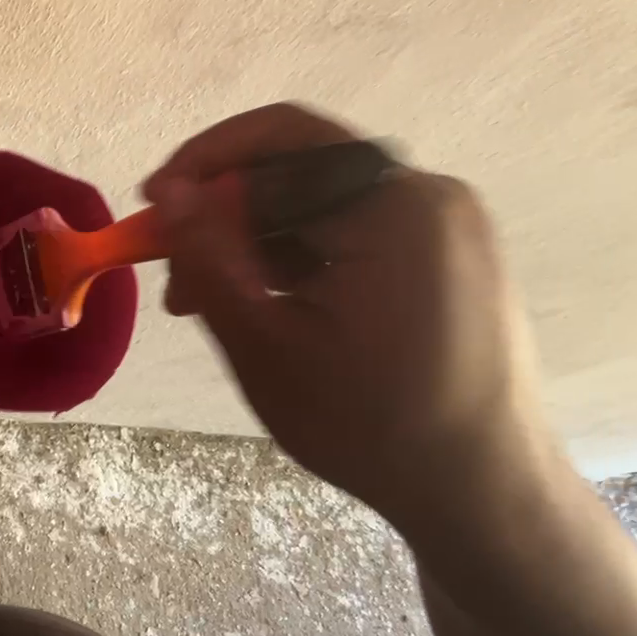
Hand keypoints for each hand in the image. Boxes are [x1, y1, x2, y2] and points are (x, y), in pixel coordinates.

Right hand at [141, 103, 544, 525]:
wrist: (484, 498)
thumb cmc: (370, 425)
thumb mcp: (264, 342)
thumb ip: (207, 255)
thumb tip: (166, 190)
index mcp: (396, 206)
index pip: (281, 137)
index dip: (203, 160)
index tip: (152, 206)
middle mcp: (428, 198)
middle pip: (294, 173)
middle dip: (221, 216)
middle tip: (175, 278)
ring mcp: (441, 228)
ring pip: (312, 207)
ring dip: (248, 244)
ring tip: (208, 305)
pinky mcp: (440, 258)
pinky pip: (343, 233)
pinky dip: (290, 260)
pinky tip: (262, 309)